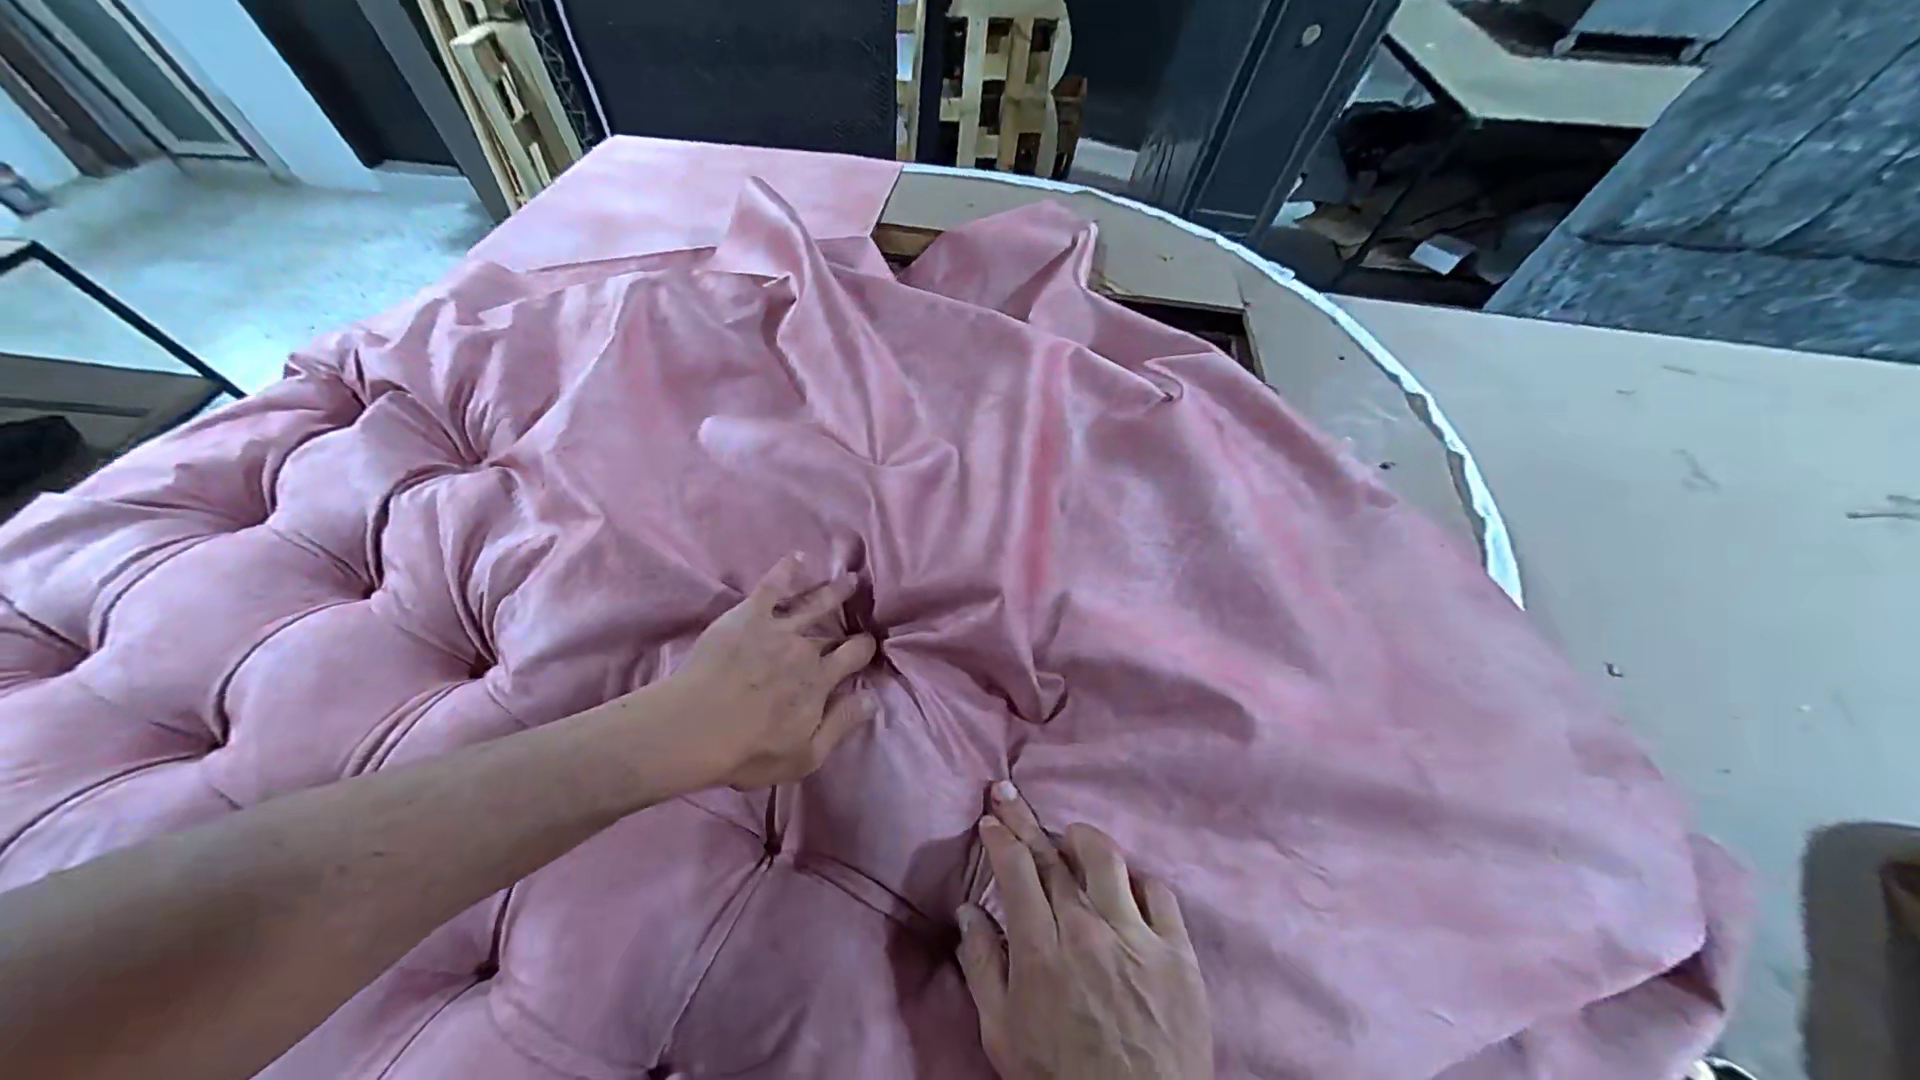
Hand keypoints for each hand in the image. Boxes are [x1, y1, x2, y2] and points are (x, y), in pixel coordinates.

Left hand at [651, 554, 878, 789]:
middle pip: (835, 629)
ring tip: (849, 579)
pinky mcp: (749, 615)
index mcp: (821, 680)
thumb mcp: (806, 755)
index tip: (870, 644)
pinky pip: (773, 586)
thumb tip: (874, 699)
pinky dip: (787, 569)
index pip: (854, 656)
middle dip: (853, 618)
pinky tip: (798, 557)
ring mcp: (778, 628)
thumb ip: (841, 724)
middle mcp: (806, 648)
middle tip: (864, 609)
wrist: (694, 729)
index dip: (865, 649)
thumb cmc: (748, 750)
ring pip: (814, 602)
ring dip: (834, 590)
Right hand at [957, 782, 1213, 1079]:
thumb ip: (982, 966)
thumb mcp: (1002, 1034)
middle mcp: (1087, 933)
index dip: (1000, 837)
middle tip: (1009, 794)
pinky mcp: (1179, 953)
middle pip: (1052, 856)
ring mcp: (1137, 939)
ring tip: (1070, 835)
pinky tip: (1125, 884)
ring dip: (1082, 838)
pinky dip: (1136, 878)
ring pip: (1107, 859)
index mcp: (1040, 952)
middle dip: (1024, 819)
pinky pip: (1159, 892)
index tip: (990, 819)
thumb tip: (968, 911)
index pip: (1016, 870)